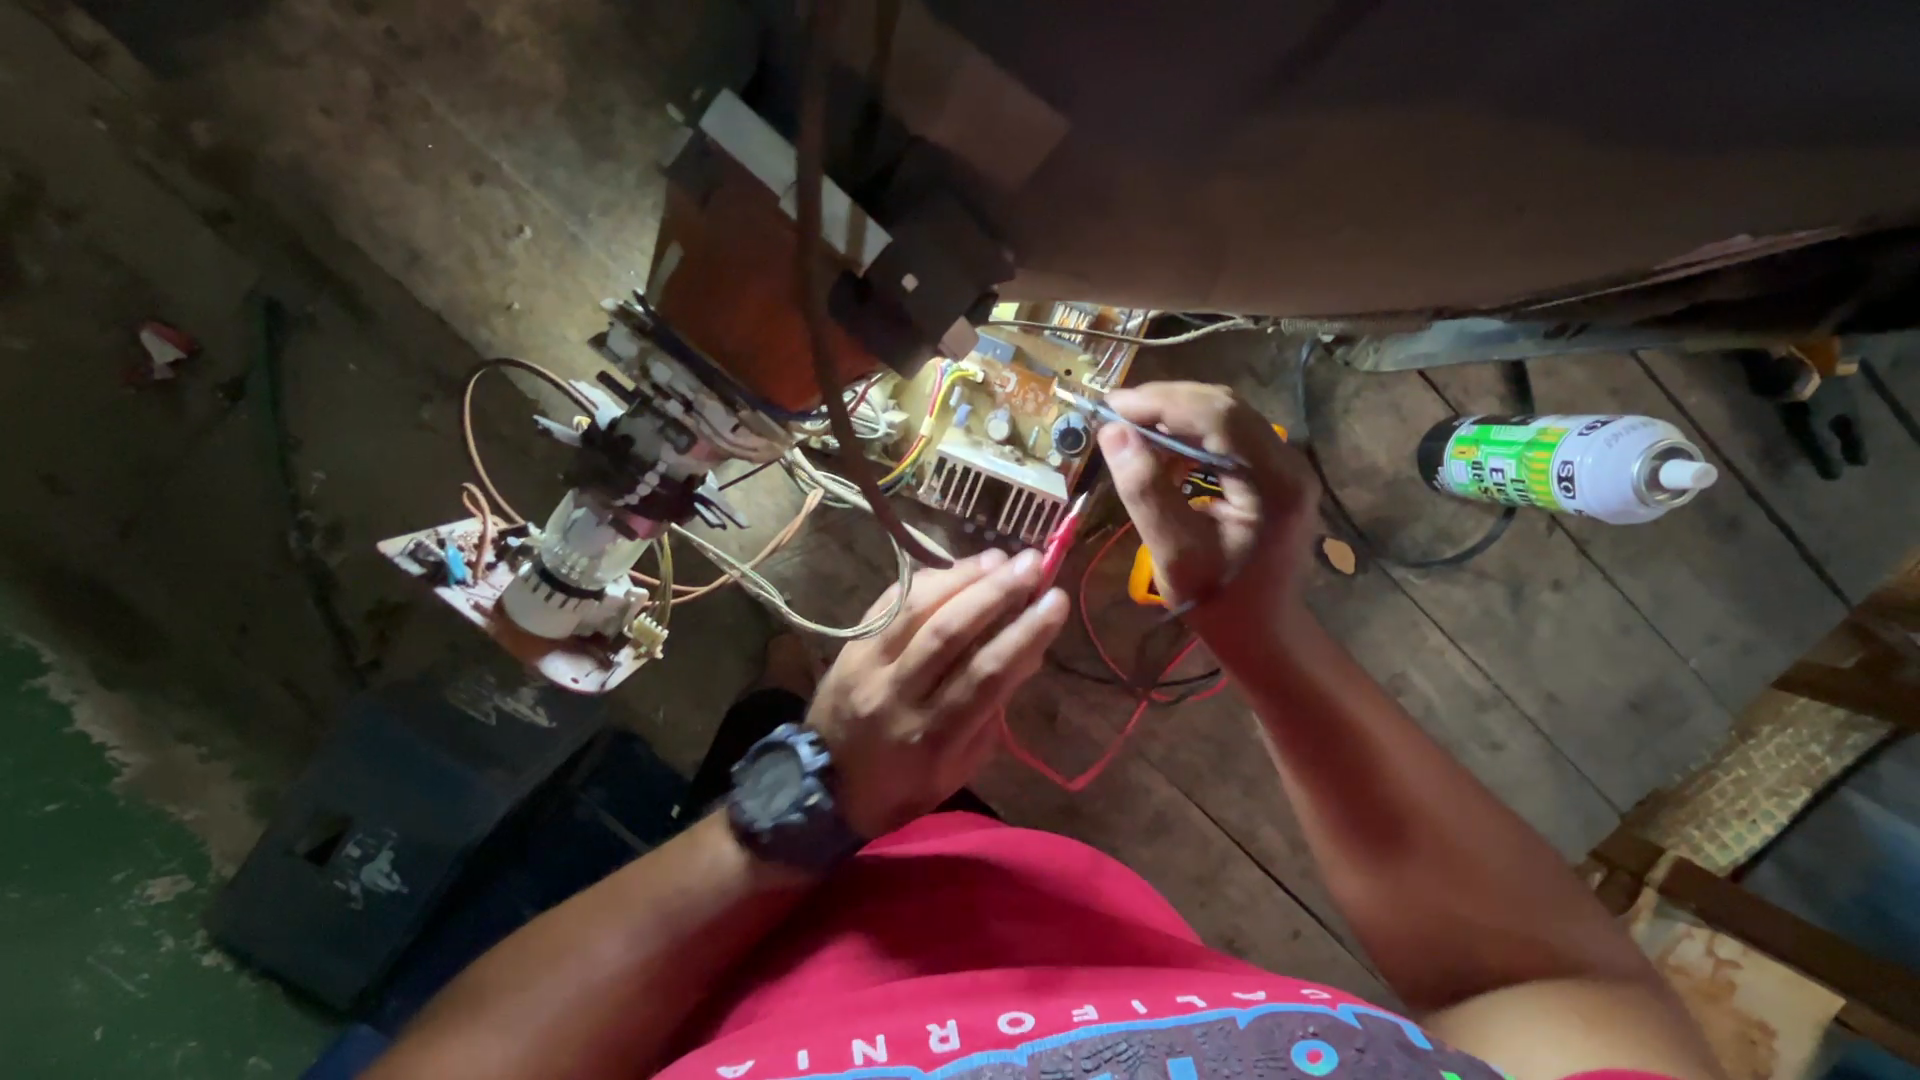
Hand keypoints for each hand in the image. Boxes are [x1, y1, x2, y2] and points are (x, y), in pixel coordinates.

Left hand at [806, 549, 1068, 836]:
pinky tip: (955, 568)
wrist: (821, 788)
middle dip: (997, 592)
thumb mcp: (958, 768)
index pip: (987, 675)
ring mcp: (867, 667)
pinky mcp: (850, 648)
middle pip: (951, 632)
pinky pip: (889, 603)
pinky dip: (926, 581)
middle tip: (1033, 563)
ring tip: (999, 558)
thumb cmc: (903, 787)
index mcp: (933, 737)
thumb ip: (993, 712)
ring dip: (963, 576)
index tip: (1056, 600)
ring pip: (918, 609)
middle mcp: (898, 696)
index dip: (1025, 633)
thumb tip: (1028, 651)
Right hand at [1098, 382, 1321, 632]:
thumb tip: (1112, 433)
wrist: (1262, 631)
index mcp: (1275, 482)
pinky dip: (1188, 435)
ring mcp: (1284, 464)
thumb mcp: (1174, 552)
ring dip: (1174, 416)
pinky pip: (1227, 435)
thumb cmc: (1218, 601)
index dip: (1162, 403)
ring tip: (1129, 430)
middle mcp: (1288, 462)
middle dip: (1165, 403)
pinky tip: (1158, 449)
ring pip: (1224, 416)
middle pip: (1223, 407)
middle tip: (1113, 413)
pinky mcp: (1271, 471)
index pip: (1218, 417)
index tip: (1111, 406)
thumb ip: (1145, 492)